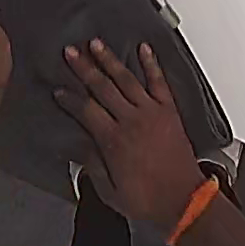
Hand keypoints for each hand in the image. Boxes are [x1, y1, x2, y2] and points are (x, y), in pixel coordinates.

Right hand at [54, 40, 209, 231]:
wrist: (184, 202)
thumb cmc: (148, 200)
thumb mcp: (110, 192)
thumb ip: (93, 166)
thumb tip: (79, 146)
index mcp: (114, 140)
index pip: (86, 110)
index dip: (70, 98)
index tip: (59, 90)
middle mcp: (131, 120)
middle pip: (102, 87)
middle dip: (83, 67)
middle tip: (70, 51)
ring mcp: (151, 112)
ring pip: (125, 79)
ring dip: (109, 59)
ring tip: (96, 43)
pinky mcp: (168, 110)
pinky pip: (158, 81)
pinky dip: (151, 63)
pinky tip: (143, 48)